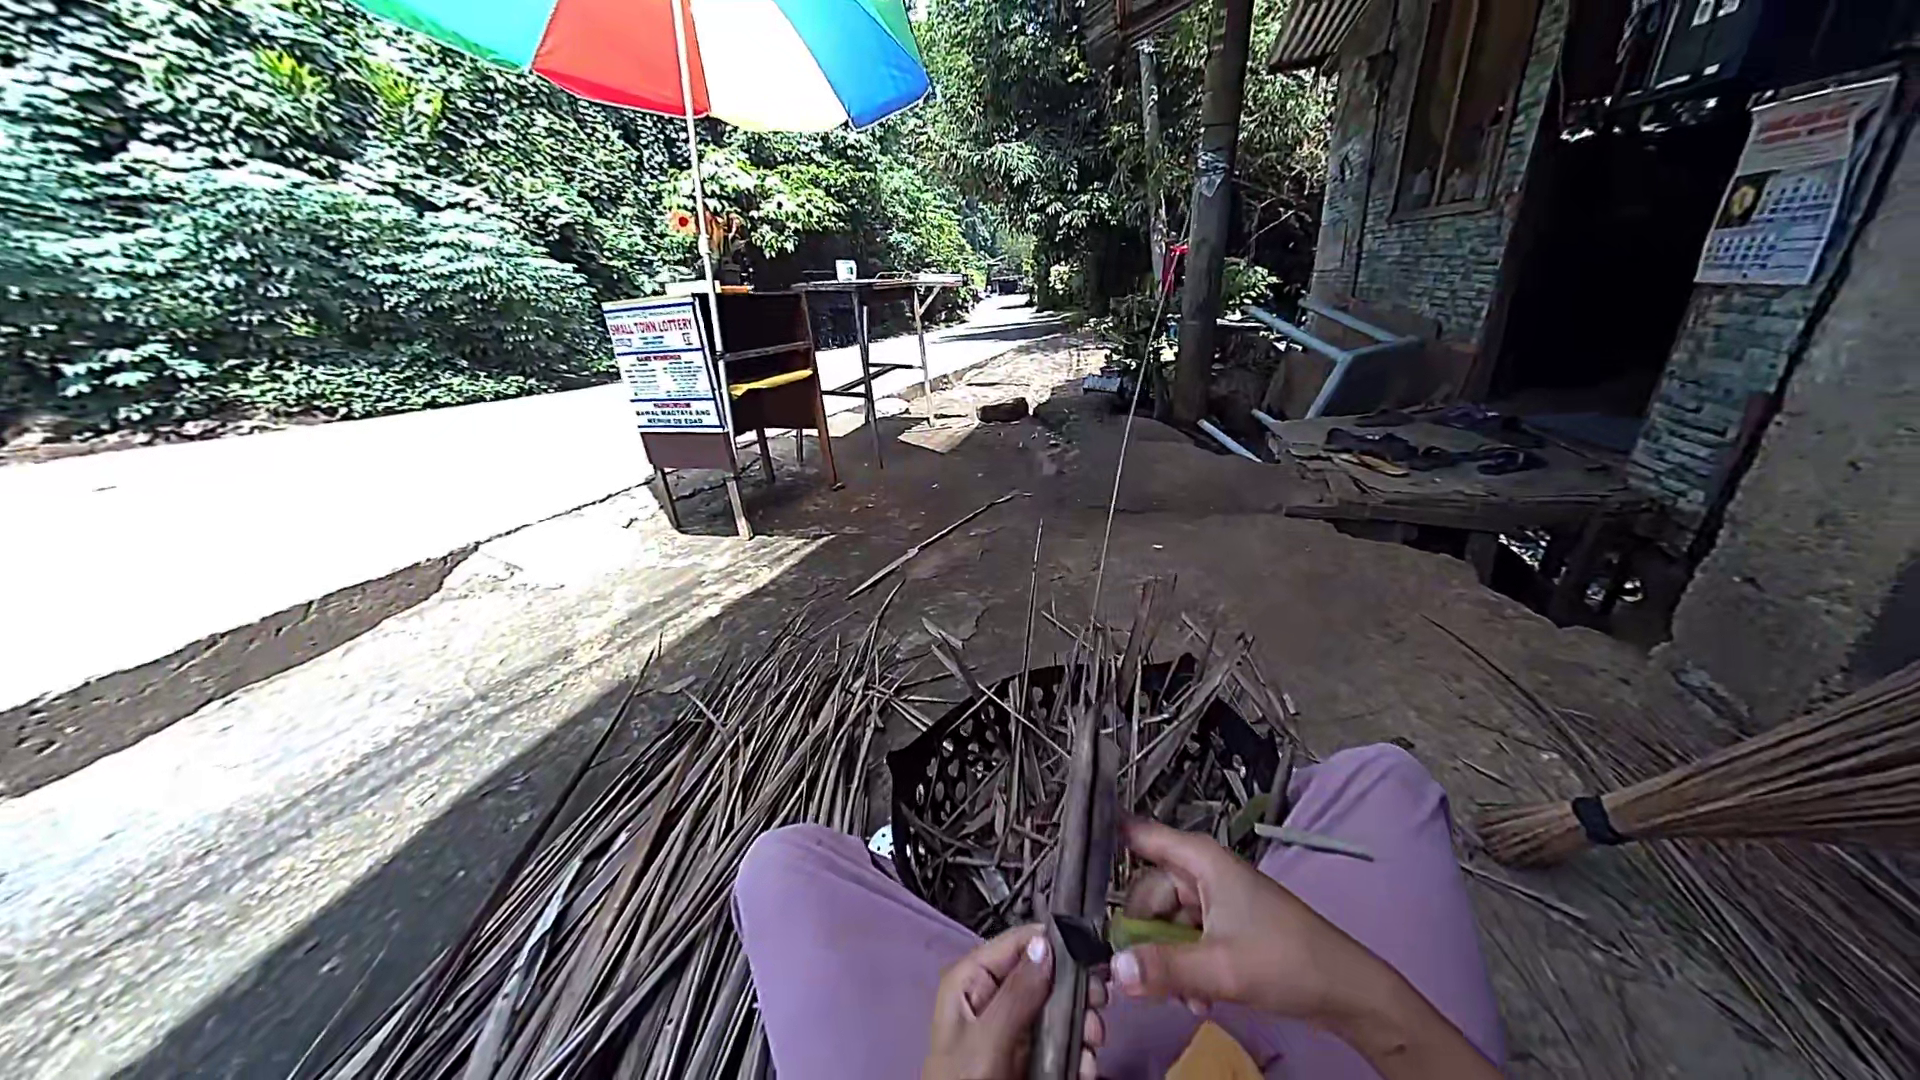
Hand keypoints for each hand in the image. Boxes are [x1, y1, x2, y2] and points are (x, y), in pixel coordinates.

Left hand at [922, 924, 1107, 1079]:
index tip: (1089, 955)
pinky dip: (1077, 1049)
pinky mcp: (1026, 1055)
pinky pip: (1058, 1040)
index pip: (1016, 943)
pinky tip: (1086, 1064)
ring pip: (1056, 1007)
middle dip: (1074, 988)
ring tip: (1094, 1041)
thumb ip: (1015, 994)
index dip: (1053, 943)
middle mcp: (993, 995)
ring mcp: (1012, 1026)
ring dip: (1081, 1021)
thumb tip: (1044, 943)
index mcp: (972, 978)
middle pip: (1042, 974)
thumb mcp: (985, 1042)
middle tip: (1099, 1003)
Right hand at [1110, 817, 1385, 1025]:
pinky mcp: (1223, 923)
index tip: (1075, 862)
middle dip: (1144, 933)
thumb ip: (1163, 968)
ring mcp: (1212, 896)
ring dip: (1167, 956)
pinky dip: (1185, 963)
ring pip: (1166, 920)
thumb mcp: (1221, 968)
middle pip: (1147, 891)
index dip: (1106, 840)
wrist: (1348, 992)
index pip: (1138, 835)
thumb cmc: (1285, 960)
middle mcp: (1200, 870)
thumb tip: (1113, 971)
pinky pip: (1185, 936)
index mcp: (1197, 858)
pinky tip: (1197, 996)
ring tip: (1183, 994)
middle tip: (1143, 972)